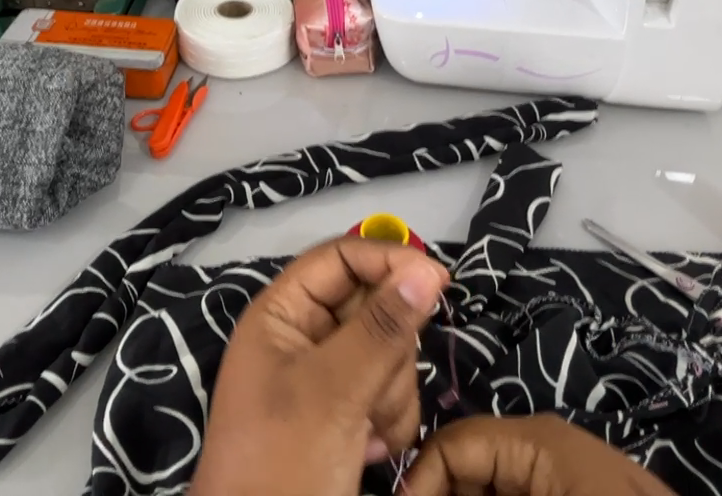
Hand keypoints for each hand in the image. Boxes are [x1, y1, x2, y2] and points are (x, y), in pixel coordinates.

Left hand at [189, 237, 449, 495]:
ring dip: (390, 393)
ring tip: (365, 430)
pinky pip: (392, 391)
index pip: (341, 258)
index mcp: (282, 313)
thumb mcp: (332, 391)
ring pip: (389, 351)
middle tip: (374, 386)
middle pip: (373, 305)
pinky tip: (369, 449)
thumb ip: (381, 328)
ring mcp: (327, 378)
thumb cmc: (284, 461)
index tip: (439, 280)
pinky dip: (391, 419)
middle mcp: (304, 337)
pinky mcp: (348, 413)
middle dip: (387, 349)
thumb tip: (427, 269)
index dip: (387, 260)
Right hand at [403, 415, 676, 495]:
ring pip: (493, 484)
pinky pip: (520, 493)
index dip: (416, 484)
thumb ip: (468, 495)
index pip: (449, 445)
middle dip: (441, 494)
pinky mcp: (580, 489)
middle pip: (468, 465)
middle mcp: (546, 444)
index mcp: (535, 440)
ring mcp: (565, 471)